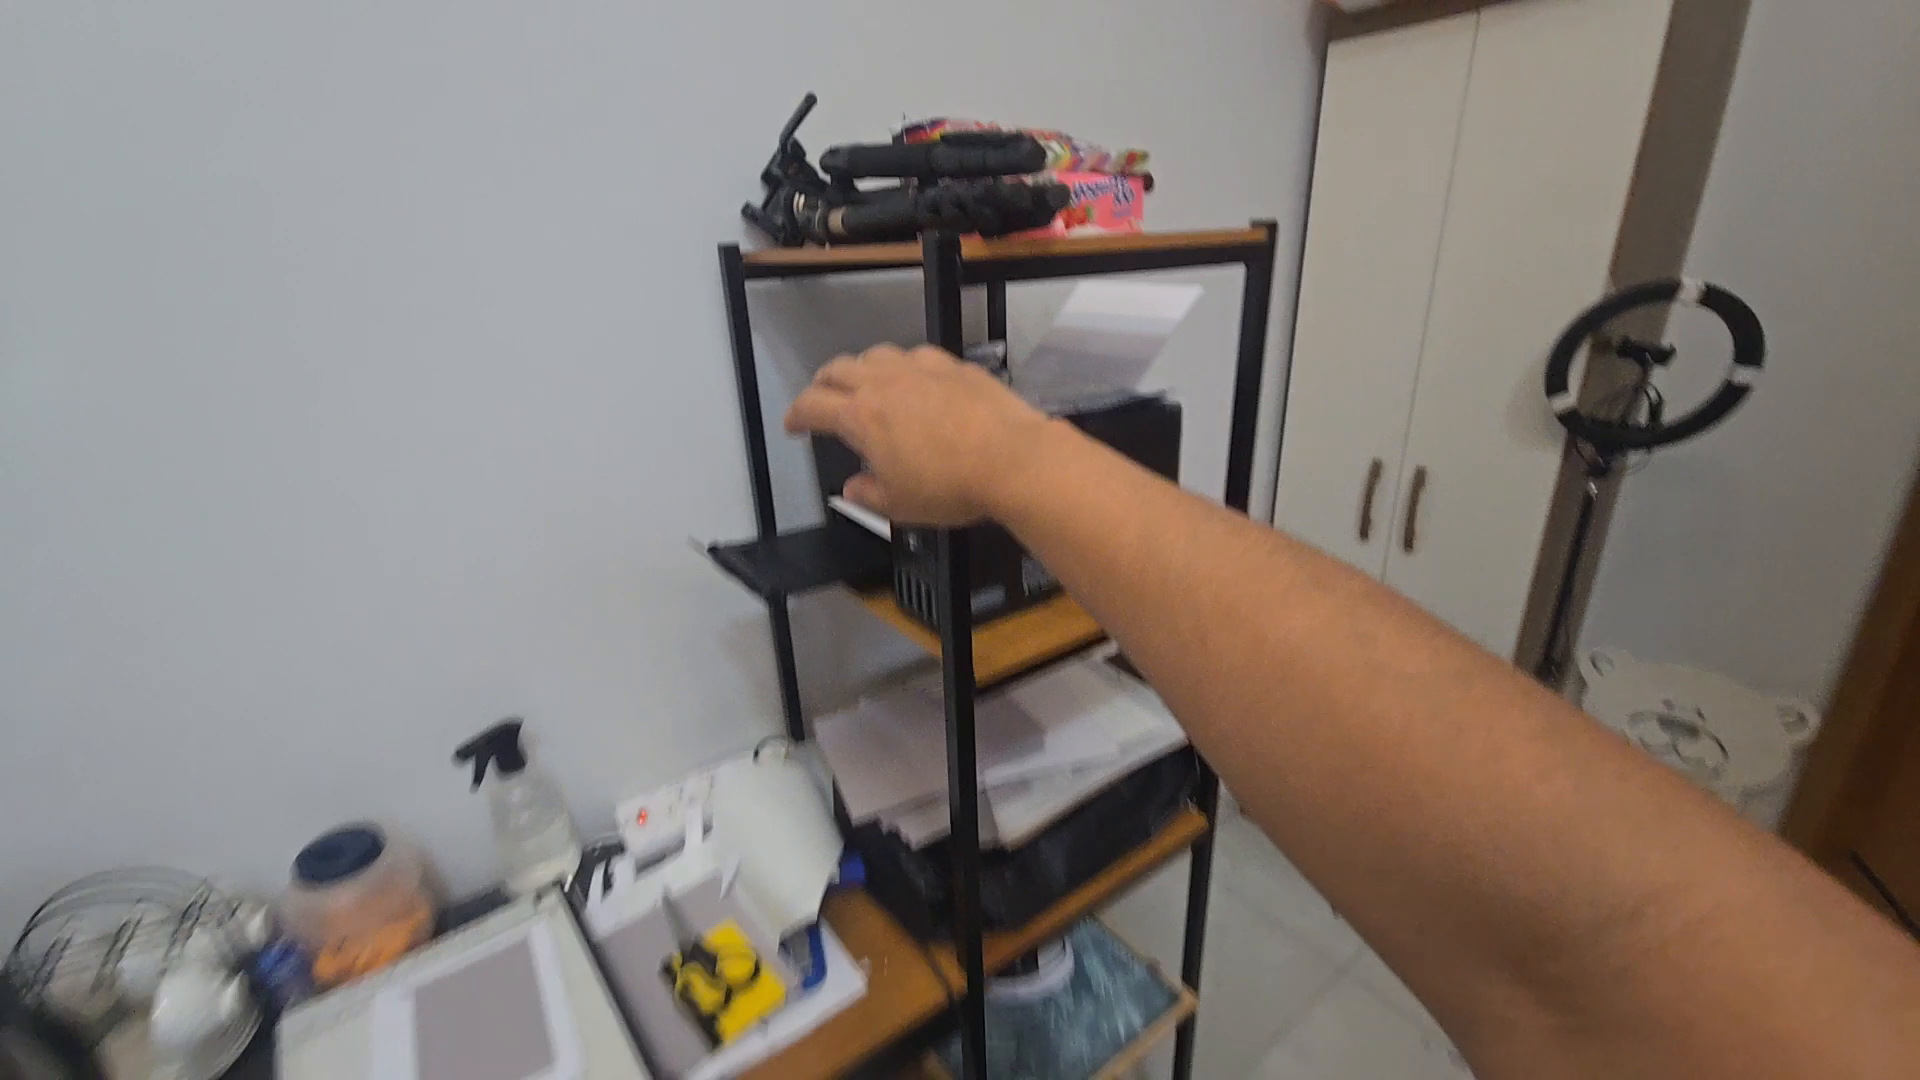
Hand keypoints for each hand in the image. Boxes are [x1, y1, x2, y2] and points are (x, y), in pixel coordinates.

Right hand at [783, 344, 1058, 525]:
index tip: (792, 423)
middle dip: (822, 384)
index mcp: (862, 417)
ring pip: (876, 354)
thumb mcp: (900, 506)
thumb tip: (854, 489)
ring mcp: (922, 369)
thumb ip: (868, 495)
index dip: (795, 414)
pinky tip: (915, 380)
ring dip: (861, 368)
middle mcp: (886, 383)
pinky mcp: (955, 366)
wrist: (1013, 459)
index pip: (812, 405)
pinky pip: (918, 356)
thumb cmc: (953, 485)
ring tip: (864, 384)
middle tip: (821, 399)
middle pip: (838, 369)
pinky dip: (904, 367)